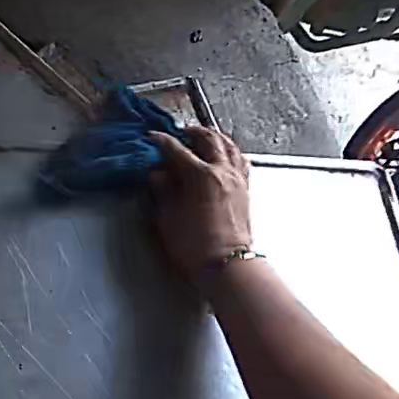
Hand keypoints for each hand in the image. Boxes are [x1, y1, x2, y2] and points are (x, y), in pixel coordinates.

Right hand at [148, 126, 252, 283]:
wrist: (227, 266)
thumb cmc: (196, 247)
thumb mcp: (168, 218)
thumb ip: (163, 191)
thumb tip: (158, 175)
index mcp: (200, 176)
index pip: (177, 150)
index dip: (162, 141)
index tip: (153, 137)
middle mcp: (222, 172)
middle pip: (208, 139)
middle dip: (192, 132)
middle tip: (179, 134)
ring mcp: (237, 179)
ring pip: (228, 145)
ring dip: (213, 137)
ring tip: (202, 138)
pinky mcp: (245, 190)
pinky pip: (240, 160)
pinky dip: (230, 151)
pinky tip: (224, 156)